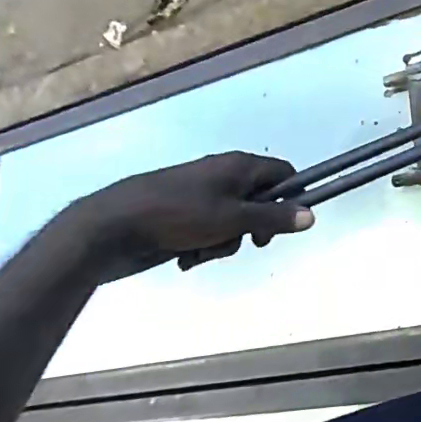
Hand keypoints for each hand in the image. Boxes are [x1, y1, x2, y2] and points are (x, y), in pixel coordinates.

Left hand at [57, 152, 315, 280]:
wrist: (109, 225)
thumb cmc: (178, 216)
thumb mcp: (233, 220)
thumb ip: (274, 218)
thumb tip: (312, 215)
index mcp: (239, 166)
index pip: (284, 173)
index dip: (290, 198)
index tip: (282, 225)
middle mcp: (222, 173)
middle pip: (259, 199)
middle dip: (253, 227)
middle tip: (246, 243)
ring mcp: (199, 191)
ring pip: (232, 218)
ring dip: (225, 240)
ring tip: (202, 252)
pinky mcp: (178, 210)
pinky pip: (207, 226)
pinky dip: (203, 242)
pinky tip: (185, 255)